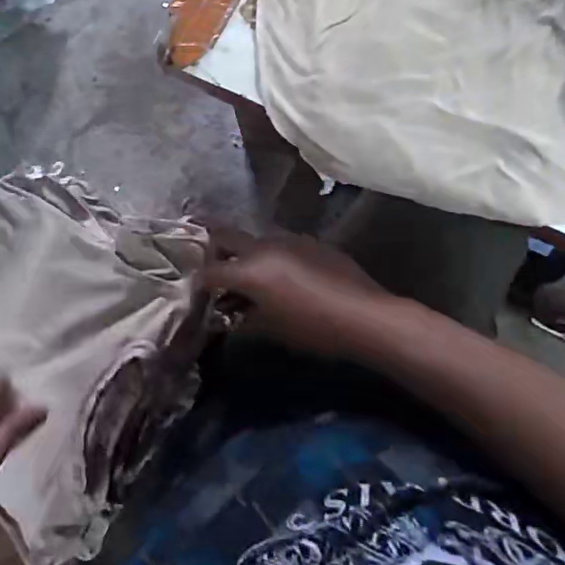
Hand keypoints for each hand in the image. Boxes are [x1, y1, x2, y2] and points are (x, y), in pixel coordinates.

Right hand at [203, 227, 408, 358]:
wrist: (366, 315)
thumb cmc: (314, 328)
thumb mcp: (271, 328)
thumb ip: (243, 316)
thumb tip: (229, 312)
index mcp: (250, 269)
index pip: (210, 271)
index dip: (200, 282)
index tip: (198, 292)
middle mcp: (264, 245)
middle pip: (226, 236)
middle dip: (214, 251)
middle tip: (214, 271)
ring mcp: (289, 238)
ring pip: (255, 239)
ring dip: (246, 254)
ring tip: (251, 278)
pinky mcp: (310, 241)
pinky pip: (280, 244)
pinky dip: (271, 257)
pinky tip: (283, 278)